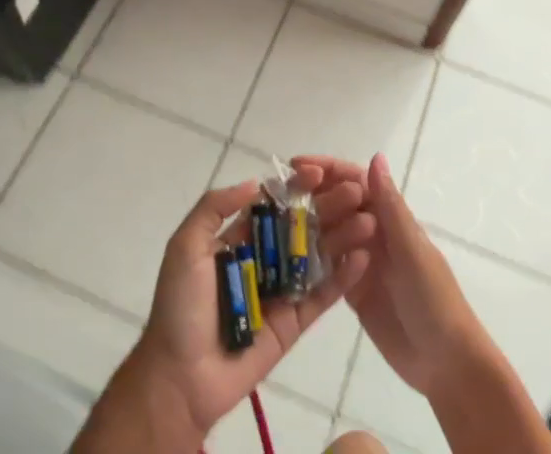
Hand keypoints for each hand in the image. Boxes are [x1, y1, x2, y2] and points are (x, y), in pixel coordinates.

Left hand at [126, 165, 376, 434]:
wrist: (183, 377)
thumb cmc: (181, 307)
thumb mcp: (185, 248)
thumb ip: (213, 209)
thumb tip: (256, 182)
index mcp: (237, 239)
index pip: (272, 205)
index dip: (296, 188)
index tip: (319, 173)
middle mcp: (263, 260)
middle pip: (301, 227)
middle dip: (328, 207)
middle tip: (358, 192)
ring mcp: (282, 290)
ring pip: (318, 257)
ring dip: (343, 236)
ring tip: (370, 220)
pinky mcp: (296, 322)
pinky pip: (323, 295)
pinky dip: (344, 276)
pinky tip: (364, 257)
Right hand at [300, 153, 493, 400]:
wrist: (445, 361)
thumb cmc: (434, 298)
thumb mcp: (411, 250)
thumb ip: (390, 207)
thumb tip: (375, 156)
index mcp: (391, 218)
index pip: (355, 181)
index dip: (328, 170)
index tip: (296, 165)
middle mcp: (374, 234)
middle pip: (338, 204)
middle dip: (312, 195)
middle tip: (280, 198)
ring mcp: (361, 262)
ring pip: (328, 233)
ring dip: (308, 226)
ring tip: (279, 227)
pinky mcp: (351, 290)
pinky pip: (325, 267)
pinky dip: (310, 259)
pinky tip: (286, 257)